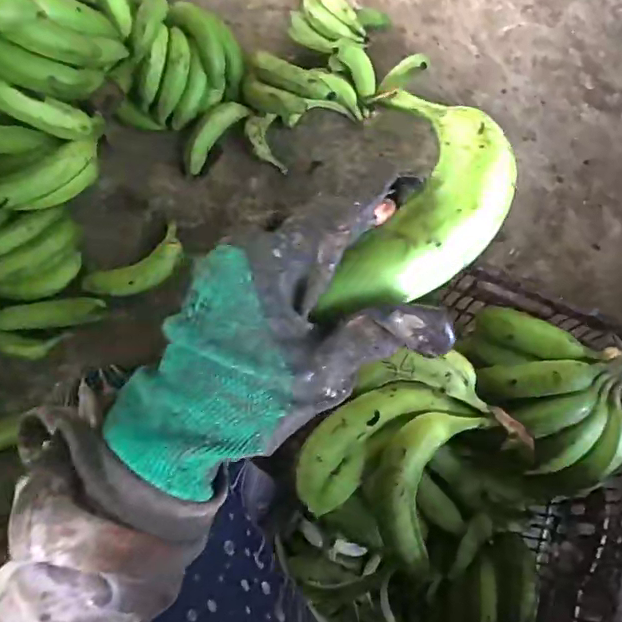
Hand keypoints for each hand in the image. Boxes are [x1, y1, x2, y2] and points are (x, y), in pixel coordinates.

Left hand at [102, 184, 455, 500]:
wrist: (180, 428)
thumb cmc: (254, 400)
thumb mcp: (322, 374)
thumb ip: (374, 336)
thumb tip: (440, 326)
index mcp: (273, 264)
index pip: (332, 219)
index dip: (368, 205)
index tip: (397, 193)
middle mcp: (243, 251)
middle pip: (307, 227)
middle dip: (344, 229)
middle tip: (378, 235)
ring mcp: (222, 265)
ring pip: (283, 242)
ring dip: (316, 250)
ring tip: (346, 268)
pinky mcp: (213, 285)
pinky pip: (263, 260)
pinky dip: (292, 266)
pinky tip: (306, 292)